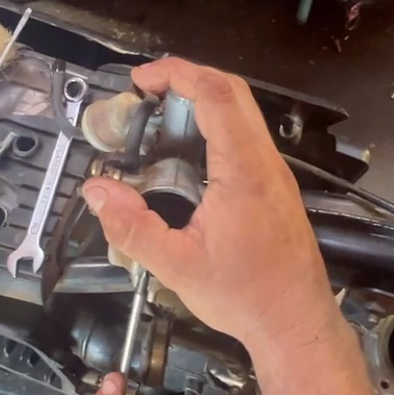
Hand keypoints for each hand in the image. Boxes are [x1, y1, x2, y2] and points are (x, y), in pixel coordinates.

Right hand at [82, 58, 343, 357]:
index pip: (217, 95)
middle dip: (189, 77)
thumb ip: (132, 228)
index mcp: (244, 171)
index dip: (178, 73)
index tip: (142, 79)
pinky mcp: (278, 189)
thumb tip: (97, 192)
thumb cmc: (246, 296)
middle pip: (234, 92)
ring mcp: (277, 175)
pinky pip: (249, 139)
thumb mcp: (177, 268)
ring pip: (246, 114)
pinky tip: (192, 153)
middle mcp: (266, 163)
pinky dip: (219, 127)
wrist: (296, 321)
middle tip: (148, 91)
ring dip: (205, 102)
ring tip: (163, 117)